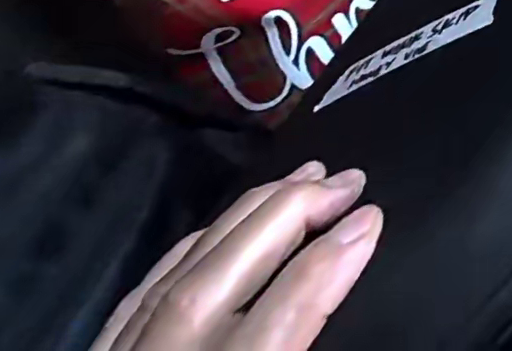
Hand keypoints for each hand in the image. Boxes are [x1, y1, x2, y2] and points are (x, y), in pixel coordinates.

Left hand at [89, 162, 381, 350]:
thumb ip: (303, 337)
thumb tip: (347, 267)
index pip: (278, 319)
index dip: (329, 260)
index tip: (372, 216)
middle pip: (218, 281)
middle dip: (290, 214)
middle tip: (349, 178)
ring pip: (179, 274)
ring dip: (250, 214)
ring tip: (306, 176)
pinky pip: (138, 295)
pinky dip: (192, 246)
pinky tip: (225, 222)